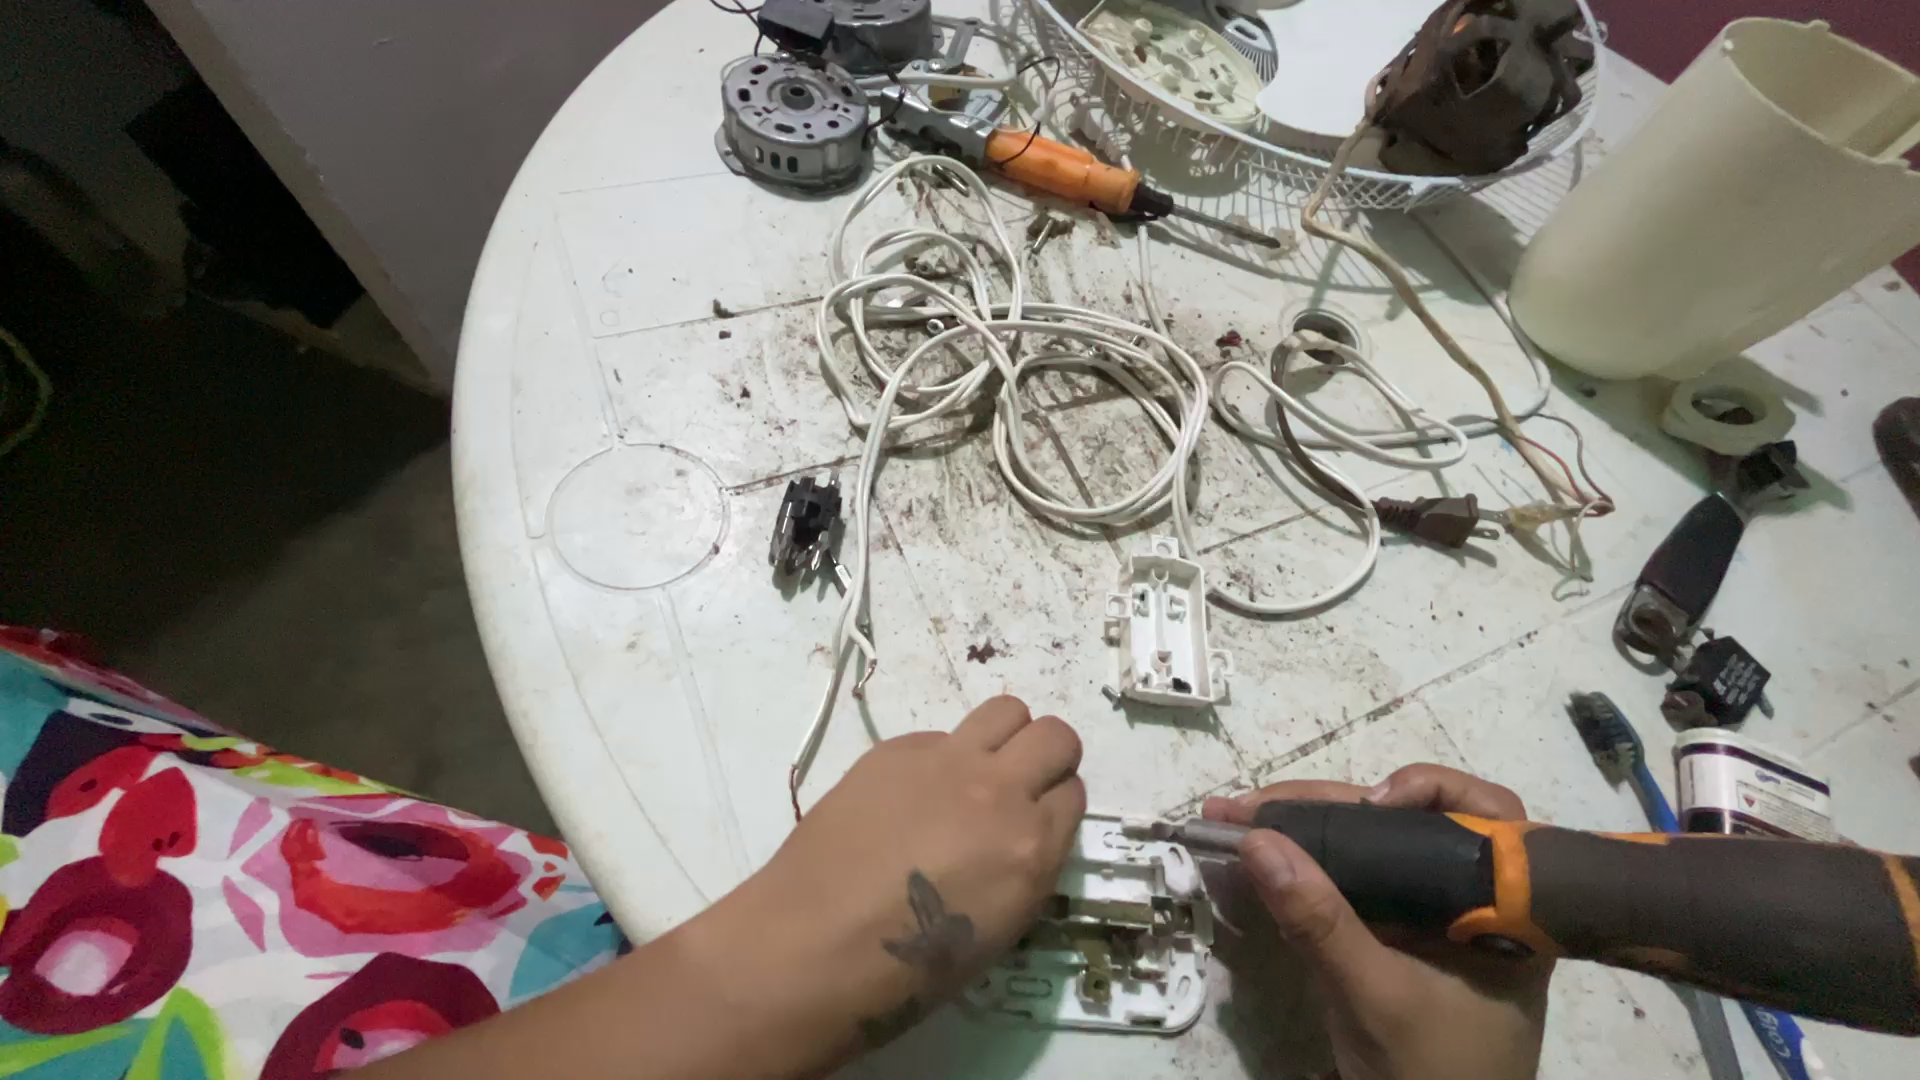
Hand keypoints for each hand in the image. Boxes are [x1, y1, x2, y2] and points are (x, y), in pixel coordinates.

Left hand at [692, 695, 1085, 1060]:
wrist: (814, 940)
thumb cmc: (910, 965)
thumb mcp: (1000, 926)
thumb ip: (1026, 863)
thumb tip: (1024, 829)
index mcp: (1031, 847)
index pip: (1074, 792)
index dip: (1056, 804)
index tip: (1038, 816)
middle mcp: (998, 791)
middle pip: (1055, 735)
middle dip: (1048, 756)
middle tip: (1019, 784)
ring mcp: (945, 760)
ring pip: (1006, 710)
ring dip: (1003, 737)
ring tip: (974, 772)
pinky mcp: (898, 748)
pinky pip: (939, 736)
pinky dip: (939, 758)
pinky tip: (909, 795)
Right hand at [1203, 764, 1551, 1079]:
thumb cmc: (1429, 1078)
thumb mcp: (1375, 998)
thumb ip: (1319, 921)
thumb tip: (1255, 841)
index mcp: (1503, 911)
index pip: (1488, 815)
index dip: (1430, 789)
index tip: (1373, 803)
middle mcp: (1463, 899)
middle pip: (1400, 819)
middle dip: (1323, 804)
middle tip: (1254, 805)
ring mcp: (1418, 912)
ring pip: (1361, 841)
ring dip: (1296, 823)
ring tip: (1232, 816)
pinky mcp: (1381, 925)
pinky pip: (1340, 873)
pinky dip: (1294, 856)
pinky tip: (1251, 847)